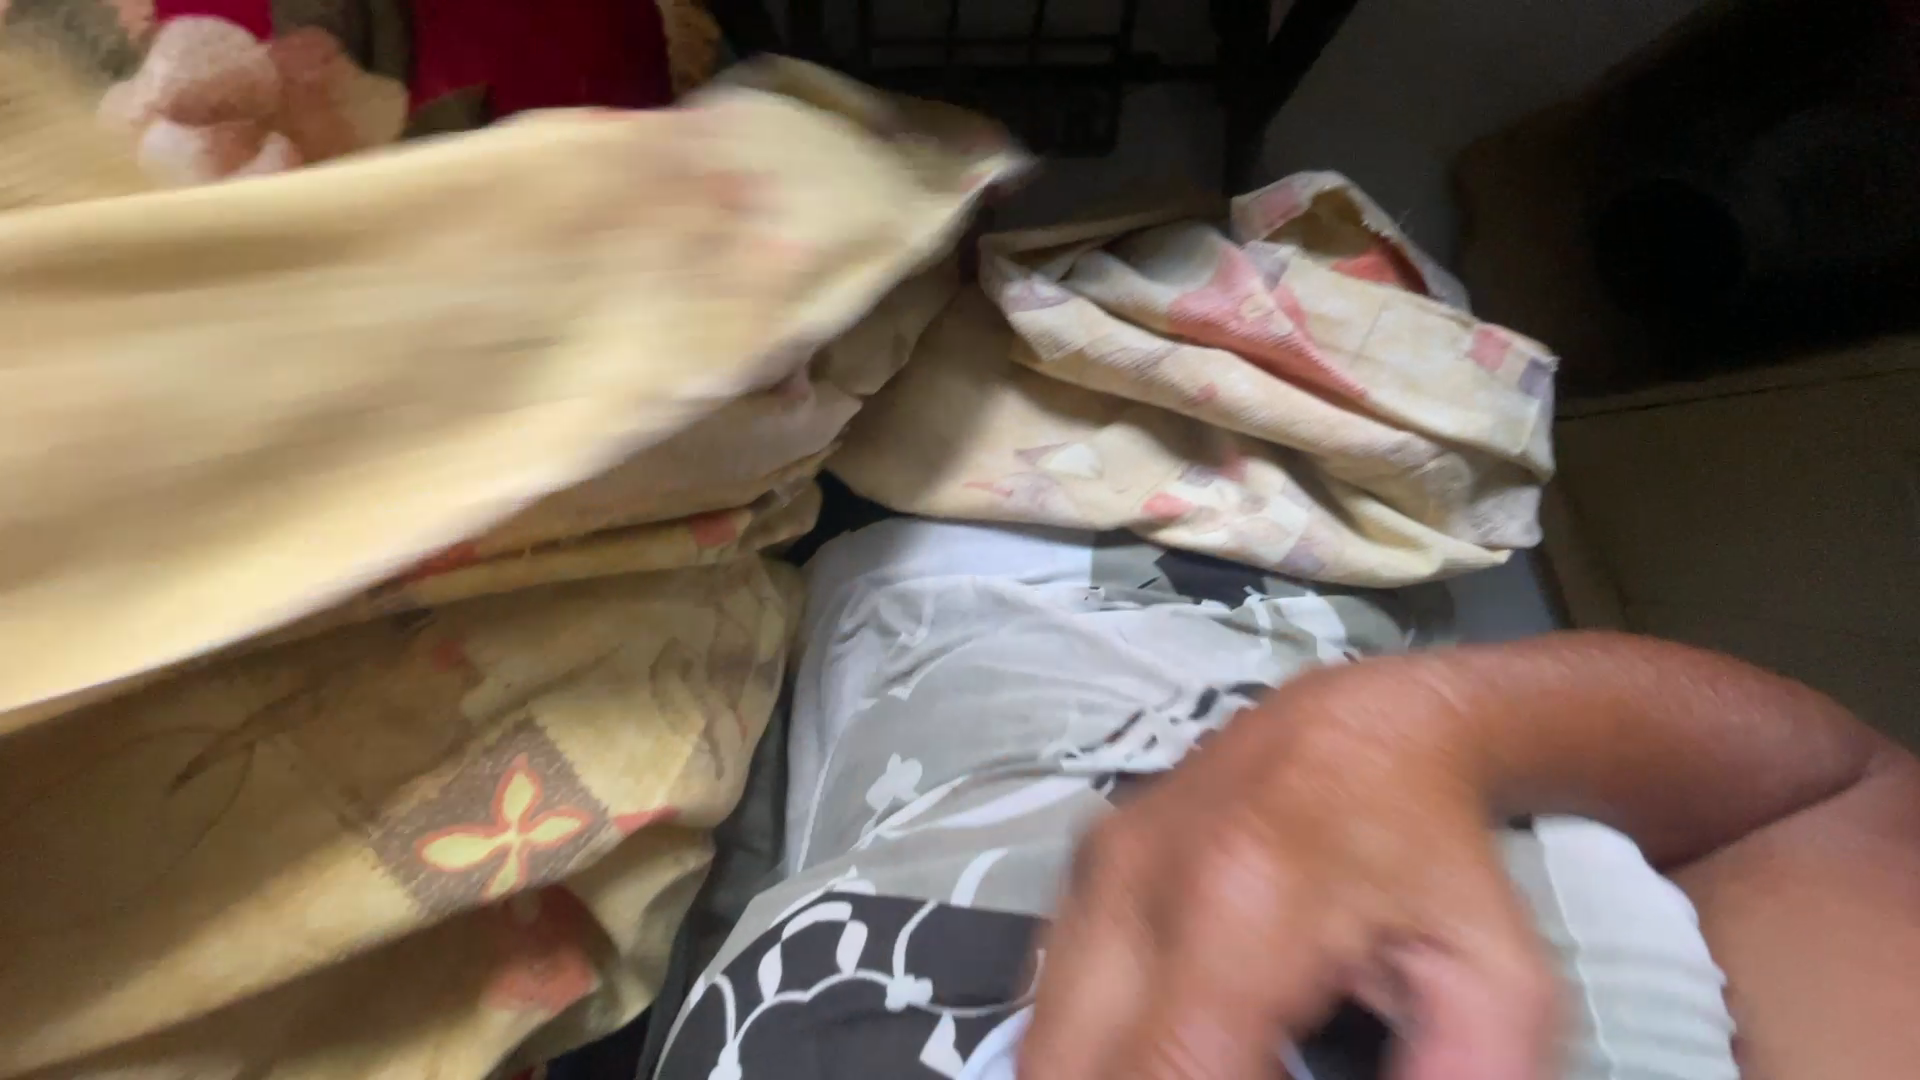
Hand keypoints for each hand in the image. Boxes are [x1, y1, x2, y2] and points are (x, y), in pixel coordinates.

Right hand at [1019, 660, 1560, 1079]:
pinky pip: (1053, 986)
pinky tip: (1178, 1040)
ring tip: (1201, 1064)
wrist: (1355, 724)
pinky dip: (1099, 1045)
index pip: (1163, 1071)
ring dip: (1109, 1078)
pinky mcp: (1084, 858)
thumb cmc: (1430, 849)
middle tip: (1215, 1078)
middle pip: (1061, 1064)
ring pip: (1044, 1033)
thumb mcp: (1496, 985)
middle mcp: (1134, 879)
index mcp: (1238, 907)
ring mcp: (1096, 863)